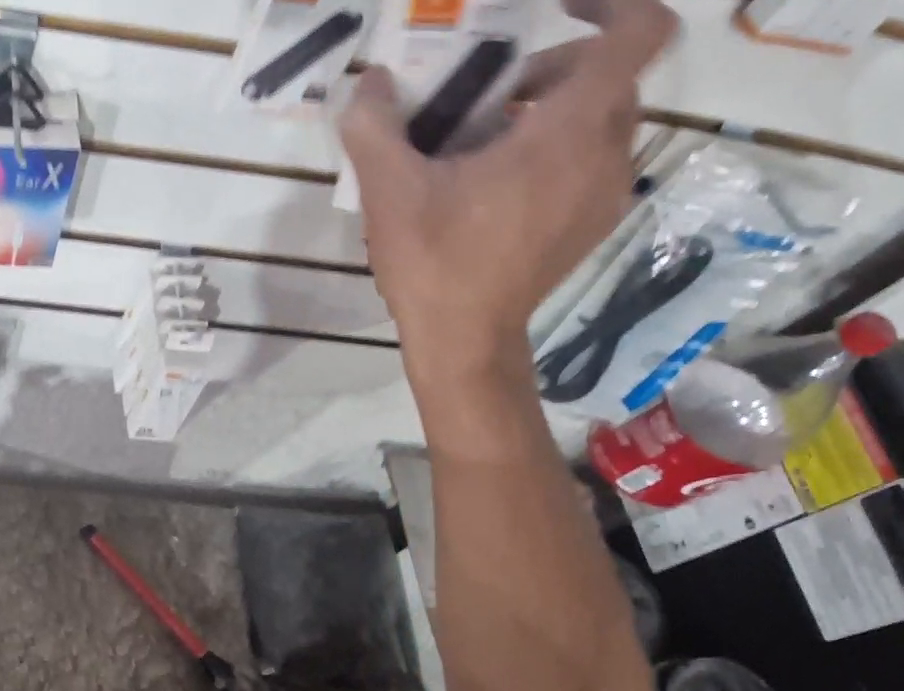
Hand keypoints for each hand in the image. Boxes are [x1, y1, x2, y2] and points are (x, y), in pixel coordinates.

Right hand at [340, 0, 677, 368]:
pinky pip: (592, 162)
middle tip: (492, 98)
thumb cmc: (434, 262)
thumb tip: (368, 84)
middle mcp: (607, 151)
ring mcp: (609, 191)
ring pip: (601, 121)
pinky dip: (557, 154)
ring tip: (487, 148)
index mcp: (568, 130)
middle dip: (555, 71)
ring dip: (553, 115)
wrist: (465, 340)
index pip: (639, 31)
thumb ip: (375, 128)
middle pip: (609, 77)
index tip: (557, 9)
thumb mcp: (389, 193)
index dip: (612, 3)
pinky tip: (499, 190)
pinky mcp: (597, 222)